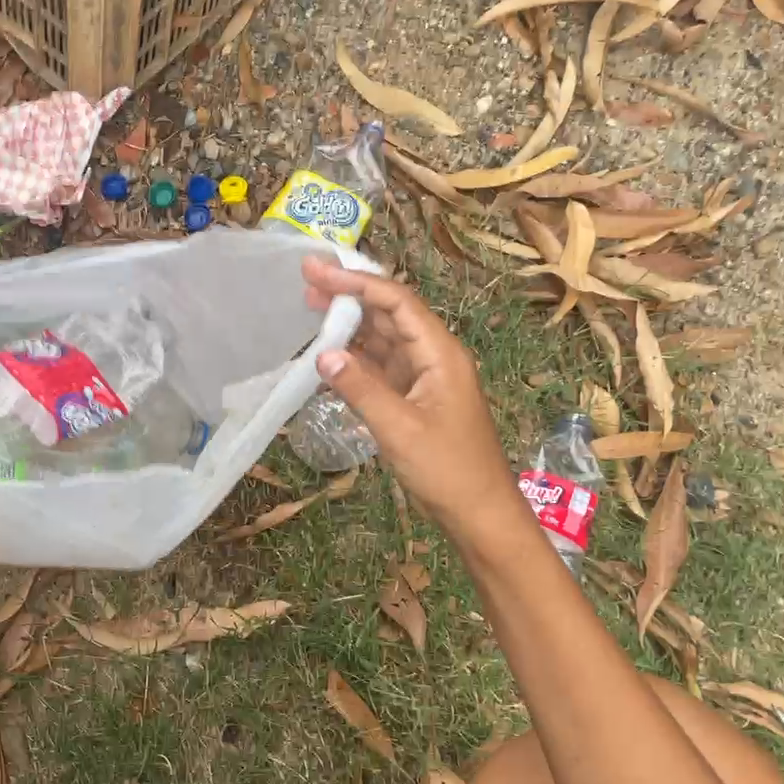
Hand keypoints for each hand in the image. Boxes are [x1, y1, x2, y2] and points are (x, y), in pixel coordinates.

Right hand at [302, 256, 521, 538]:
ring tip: (308, 308)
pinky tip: (323, 357)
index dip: (357, 282)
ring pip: (380, 339)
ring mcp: (421, 377)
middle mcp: (431, 356)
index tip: (319, 272)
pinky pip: (377, 367)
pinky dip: (350, 358)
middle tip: (306, 280)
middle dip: (348, 294)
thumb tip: (322, 355)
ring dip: (346, 323)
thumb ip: (361, 388)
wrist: (477, 511)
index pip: (396, 302)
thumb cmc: (446, 468)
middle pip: (387, 313)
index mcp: (440, 353)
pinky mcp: (410, 398)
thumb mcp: (400, 428)